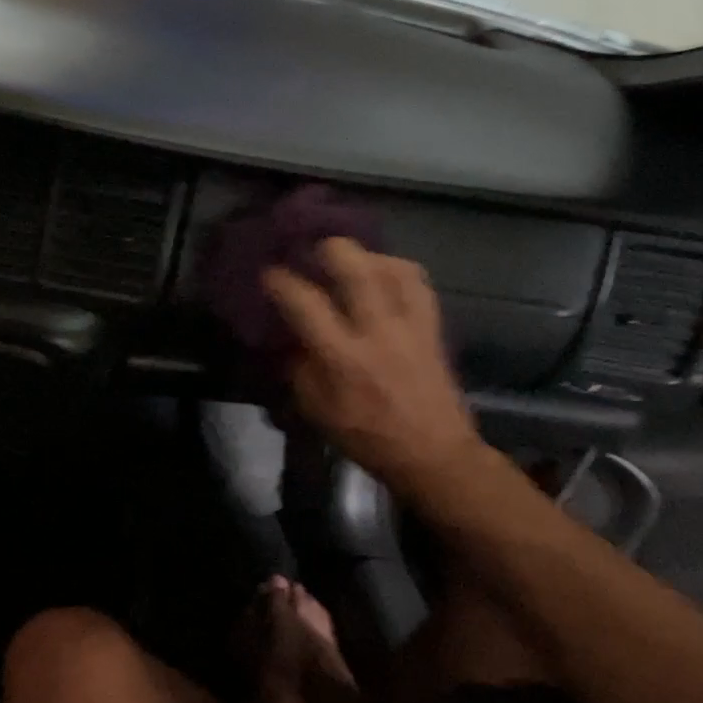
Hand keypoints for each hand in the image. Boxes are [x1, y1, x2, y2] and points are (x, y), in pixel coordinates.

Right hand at [262, 238, 487, 494]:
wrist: (433, 454)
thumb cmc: (366, 436)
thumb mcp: (316, 410)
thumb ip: (300, 368)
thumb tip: (291, 338)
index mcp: (342, 356)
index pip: (305, 303)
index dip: (281, 281)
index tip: (268, 273)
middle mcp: (377, 331)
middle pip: (356, 269)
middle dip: (330, 250)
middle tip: (312, 249)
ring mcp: (411, 325)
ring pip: (393, 268)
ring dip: (367, 256)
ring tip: (350, 260)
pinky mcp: (433, 327)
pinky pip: (418, 283)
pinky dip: (397, 270)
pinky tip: (383, 276)